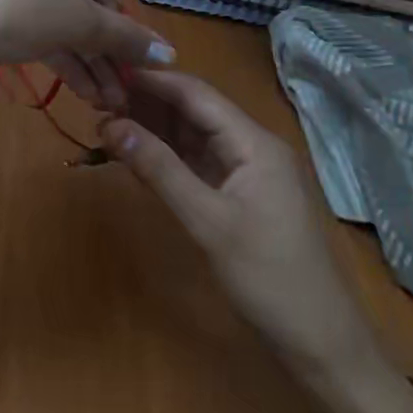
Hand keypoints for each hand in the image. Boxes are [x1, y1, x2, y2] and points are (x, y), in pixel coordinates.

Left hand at [0, 0, 172, 108]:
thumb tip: (168, 54)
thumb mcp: (81, 23)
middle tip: (131, 73)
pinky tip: (86, 96)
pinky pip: (46, 32)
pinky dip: (66, 59)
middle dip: (114, 34)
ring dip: (94, 58)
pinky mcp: (4, 14)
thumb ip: (126, 38)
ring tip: (114, 100)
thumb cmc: (22, 7)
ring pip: (69, 18)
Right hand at [104, 70, 412, 412]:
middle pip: (190, 109)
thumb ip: (157, 168)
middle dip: (144, 101)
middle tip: (93, 98)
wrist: (318, 341)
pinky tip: (128, 150)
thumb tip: (109, 124)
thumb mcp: (206, 221)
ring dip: (148, 126)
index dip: (149, 79)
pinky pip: (190, 160)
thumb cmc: (269, 276)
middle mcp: (249, 147)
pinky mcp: (233, 194)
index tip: (104, 70)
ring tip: (101, 119)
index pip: (195, 94)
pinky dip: (160, 153)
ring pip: (188, 134)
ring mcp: (242, 171)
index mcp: (253, 144)